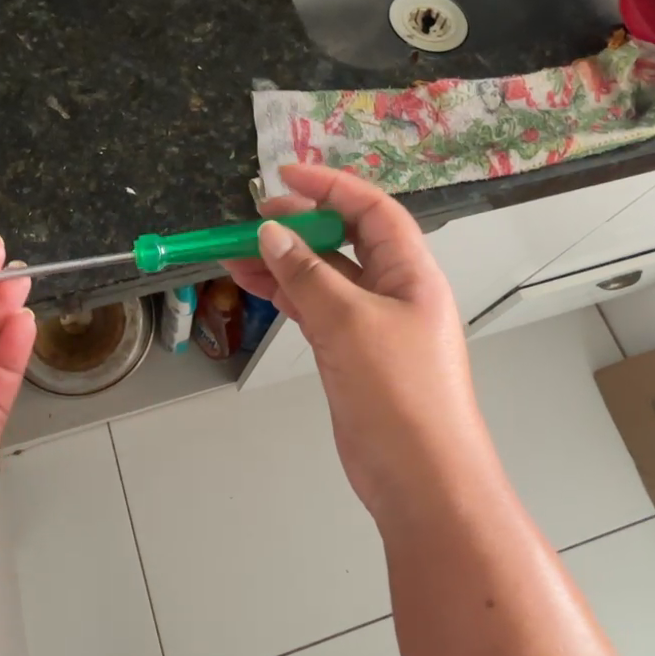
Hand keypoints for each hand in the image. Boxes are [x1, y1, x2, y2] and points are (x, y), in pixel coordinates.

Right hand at [222, 164, 492, 524]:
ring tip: (234, 252)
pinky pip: (313, 309)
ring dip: (282, 262)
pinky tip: (253, 282)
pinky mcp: (349, 353)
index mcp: (411, 272)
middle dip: (299, 225)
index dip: (330, 186)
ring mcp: (370, 324)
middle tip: (254, 218)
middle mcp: (393, 290)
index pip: (371, 210)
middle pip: (343, 240)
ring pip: (322, 276)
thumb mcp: (350, 323)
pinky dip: (284, 294)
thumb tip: (271, 234)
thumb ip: (308, 276)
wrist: (420, 480)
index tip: (285, 175)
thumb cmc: (400, 394)